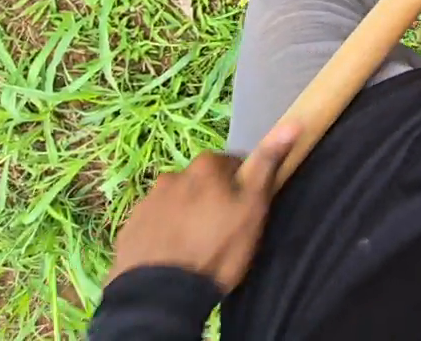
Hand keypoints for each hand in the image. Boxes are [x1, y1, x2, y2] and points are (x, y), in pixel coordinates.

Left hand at [106, 121, 300, 290]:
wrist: (160, 298)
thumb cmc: (216, 248)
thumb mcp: (252, 207)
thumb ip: (267, 164)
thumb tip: (292, 124)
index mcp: (205, 166)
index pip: (231, 165)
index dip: (239, 187)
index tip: (242, 211)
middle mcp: (173, 175)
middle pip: (200, 182)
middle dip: (209, 199)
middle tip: (219, 231)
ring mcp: (146, 203)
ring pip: (175, 202)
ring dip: (184, 215)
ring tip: (193, 247)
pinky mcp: (128, 231)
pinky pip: (153, 224)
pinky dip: (162, 234)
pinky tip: (172, 256)